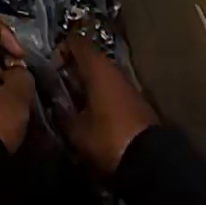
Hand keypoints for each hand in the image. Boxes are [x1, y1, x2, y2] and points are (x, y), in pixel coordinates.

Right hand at [56, 35, 155, 173]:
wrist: (153, 162)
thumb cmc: (108, 137)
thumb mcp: (77, 130)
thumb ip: (61, 114)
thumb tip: (54, 106)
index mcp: (97, 67)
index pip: (75, 42)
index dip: (61, 50)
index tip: (52, 70)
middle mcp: (114, 69)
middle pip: (89, 58)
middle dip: (74, 71)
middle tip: (61, 89)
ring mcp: (129, 85)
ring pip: (103, 75)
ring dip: (88, 85)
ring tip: (76, 105)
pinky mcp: (138, 103)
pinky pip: (114, 89)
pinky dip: (102, 96)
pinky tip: (95, 117)